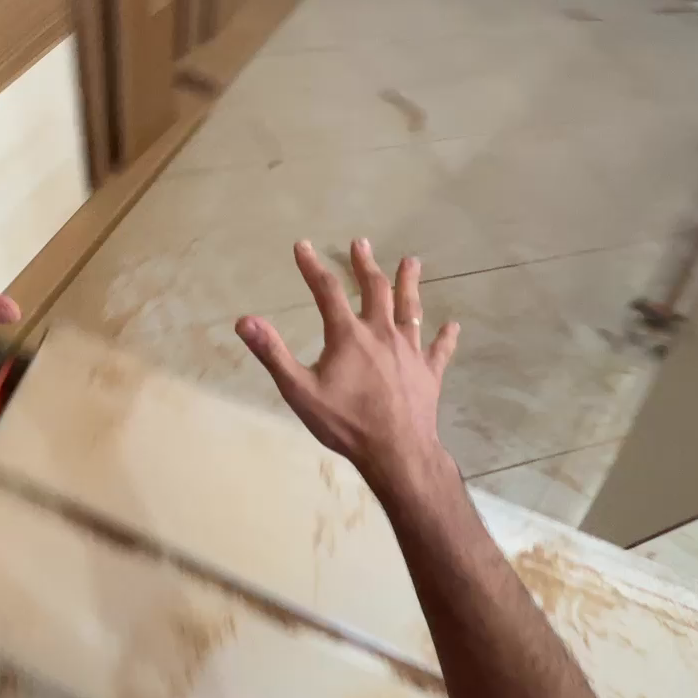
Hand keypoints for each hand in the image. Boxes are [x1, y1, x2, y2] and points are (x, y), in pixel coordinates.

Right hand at [237, 239, 458, 487]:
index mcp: (348, 335)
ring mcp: (410, 351)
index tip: (302, 246)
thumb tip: (245, 321)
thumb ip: (272, 353)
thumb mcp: (299, 390)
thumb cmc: (345, 423)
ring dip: (409, 283)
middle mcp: (381, 333)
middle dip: (365, 264)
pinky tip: (452, 325)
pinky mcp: (429, 372)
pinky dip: (445, 336)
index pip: (327, 290)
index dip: (312, 266)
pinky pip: (439, 349)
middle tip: (361, 243)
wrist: (397, 454)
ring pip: (411, 308)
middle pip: (375, 289)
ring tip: (411, 261)